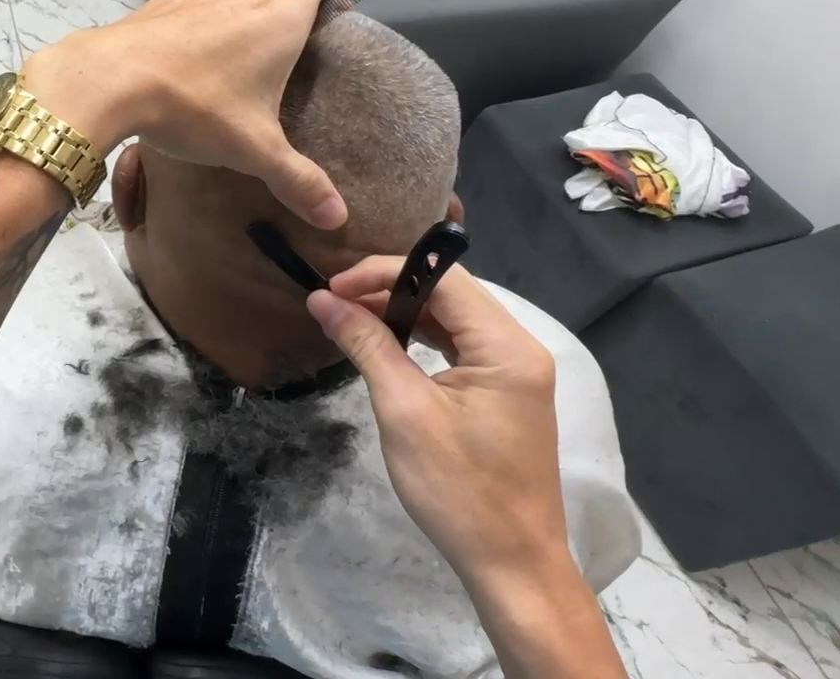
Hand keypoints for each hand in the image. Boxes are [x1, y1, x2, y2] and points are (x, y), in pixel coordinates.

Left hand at [21, 0, 346, 227]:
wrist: (106, 82)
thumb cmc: (195, 106)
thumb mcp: (253, 149)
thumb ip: (298, 179)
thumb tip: (337, 216)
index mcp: (276, 12)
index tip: (319, 26)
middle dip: (282, 17)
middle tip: (281, 68)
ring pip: (228, 0)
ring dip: (235, 27)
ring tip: (229, 78)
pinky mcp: (154, 11)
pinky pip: (187, 16)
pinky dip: (192, 37)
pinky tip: (180, 76)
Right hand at [305, 259, 570, 584]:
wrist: (511, 565)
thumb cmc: (458, 488)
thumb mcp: (403, 409)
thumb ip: (366, 343)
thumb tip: (321, 299)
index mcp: (507, 348)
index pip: (442, 279)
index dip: (383, 272)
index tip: (333, 287)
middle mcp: (518, 349)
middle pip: (449, 292)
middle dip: (388, 288)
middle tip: (334, 301)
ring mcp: (513, 372)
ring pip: (451, 317)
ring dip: (400, 311)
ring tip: (350, 317)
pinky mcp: (502, 392)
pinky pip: (457, 344)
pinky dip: (418, 336)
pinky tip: (384, 342)